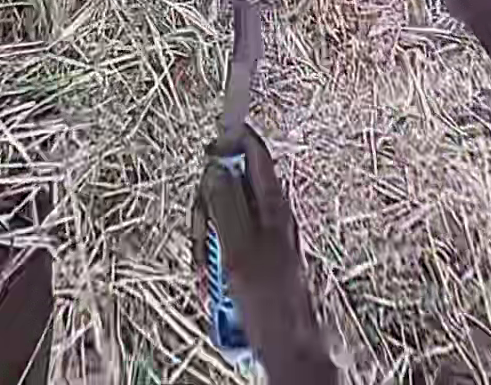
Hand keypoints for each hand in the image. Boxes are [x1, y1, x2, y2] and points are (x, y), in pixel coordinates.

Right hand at [193, 129, 336, 383]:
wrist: (288, 349)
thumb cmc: (269, 301)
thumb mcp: (238, 246)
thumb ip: (225, 202)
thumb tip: (215, 168)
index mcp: (273, 203)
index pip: (255, 151)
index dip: (231, 141)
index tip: (208, 149)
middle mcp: (272, 212)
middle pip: (233, 184)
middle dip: (209, 202)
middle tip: (202, 230)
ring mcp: (266, 234)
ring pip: (227, 213)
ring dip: (209, 234)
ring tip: (205, 266)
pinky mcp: (259, 255)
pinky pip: (231, 238)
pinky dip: (217, 251)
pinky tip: (212, 277)